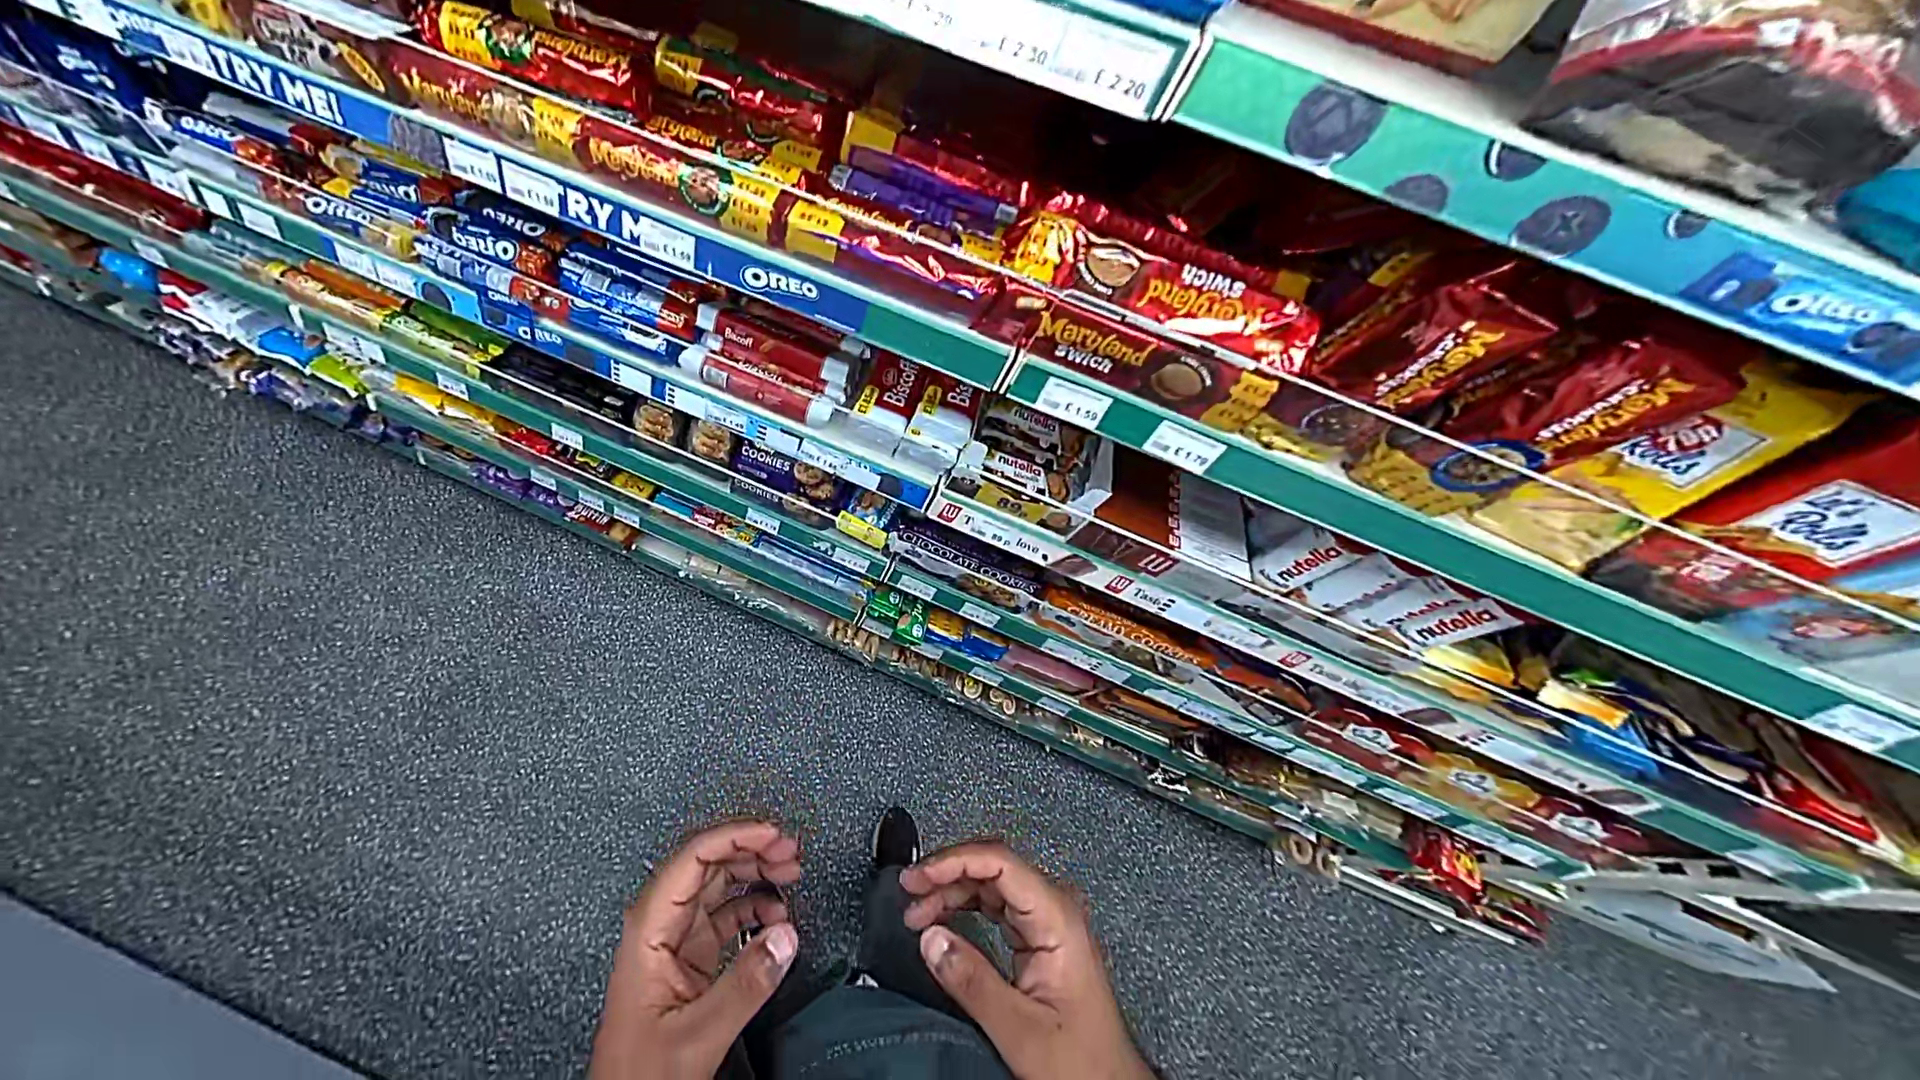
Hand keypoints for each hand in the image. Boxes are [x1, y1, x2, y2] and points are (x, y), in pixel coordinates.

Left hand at [588, 821, 801, 1079]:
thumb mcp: (697, 1035)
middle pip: (710, 863)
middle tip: (789, 849)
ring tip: (790, 871)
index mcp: (651, 930)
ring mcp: (677, 940)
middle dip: (754, 849)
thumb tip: (785, 934)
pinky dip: (757, 904)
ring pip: (721, 883)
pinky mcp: (693, 957)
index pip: (693, 857)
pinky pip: (729, 912)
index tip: (771, 834)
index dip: (735, 836)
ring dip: (758, 871)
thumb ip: (746, 984)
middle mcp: (662, 926)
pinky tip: (777, 913)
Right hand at [900, 842, 1152, 1079]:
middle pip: (993, 866)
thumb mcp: (1020, 1030)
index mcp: (1057, 917)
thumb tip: (931, 938)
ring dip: (951, 889)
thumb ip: (972, 982)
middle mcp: (1054, 908)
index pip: (1000, 861)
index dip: (954, 860)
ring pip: (991, 882)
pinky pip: (995, 903)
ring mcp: (1047, 920)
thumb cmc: (1082, 1062)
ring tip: (917, 909)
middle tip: (910, 890)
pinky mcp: (1038, 935)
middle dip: (947, 873)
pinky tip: (942, 917)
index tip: (920, 875)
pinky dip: (963, 905)